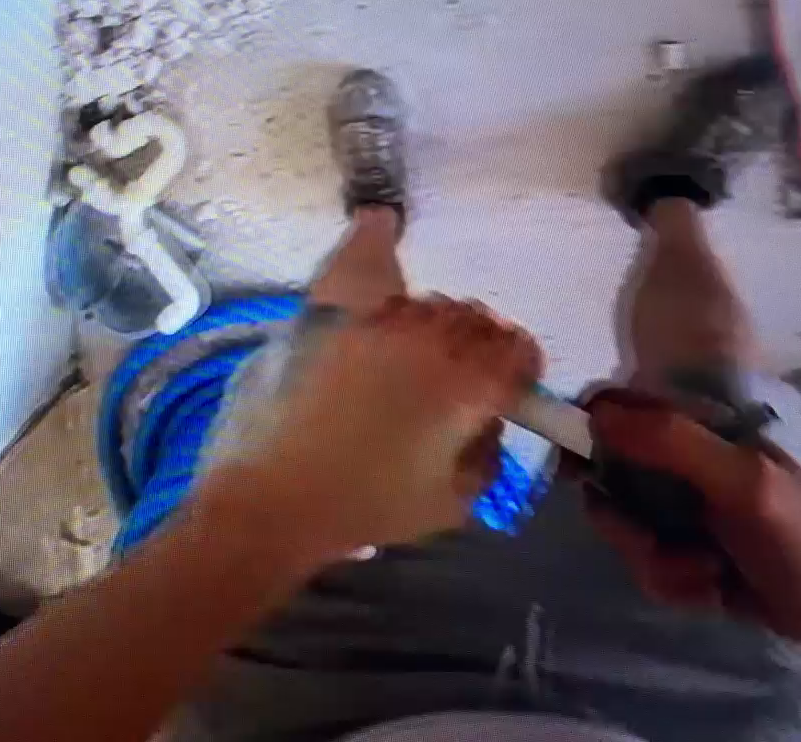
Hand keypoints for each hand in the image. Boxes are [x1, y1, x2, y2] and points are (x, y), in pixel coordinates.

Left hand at [199, 295, 542, 565]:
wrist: (280, 488)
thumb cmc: (370, 503)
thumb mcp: (454, 499)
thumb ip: (485, 453)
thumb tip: (487, 420)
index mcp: (465, 383)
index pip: (515, 348)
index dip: (520, 363)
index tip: (511, 381)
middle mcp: (424, 340)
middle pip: (471, 318)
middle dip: (479, 341)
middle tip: (466, 368)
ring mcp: (374, 323)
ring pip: (426, 304)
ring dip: (435, 323)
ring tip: (420, 353)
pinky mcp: (330, 319)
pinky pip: (375, 295)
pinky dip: (390, 304)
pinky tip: (381, 315)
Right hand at [584, 391, 800, 647]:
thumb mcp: (744, 481)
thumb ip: (673, 441)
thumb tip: (594, 415)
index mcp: (685, 430)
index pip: (607, 408)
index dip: (579, 432)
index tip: (576, 471)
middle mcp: (668, 463)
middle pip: (598, 475)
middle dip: (620, 520)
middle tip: (651, 543)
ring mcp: (670, 508)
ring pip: (616, 524)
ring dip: (651, 559)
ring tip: (702, 575)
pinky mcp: (674, 549)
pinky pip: (639, 562)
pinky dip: (671, 583)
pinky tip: (709, 591)